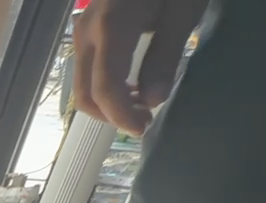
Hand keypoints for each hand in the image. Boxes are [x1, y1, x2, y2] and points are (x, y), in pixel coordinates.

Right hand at [72, 0, 209, 133]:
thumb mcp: (183, 10)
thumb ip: (166, 55)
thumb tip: (154, 99)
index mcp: (111, 29)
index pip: (106, 88)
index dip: (122, 114)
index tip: (143, 128)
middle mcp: (87, 36)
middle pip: (86, 95)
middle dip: (112, 115)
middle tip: (144, 119)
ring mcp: (82, 36)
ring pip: (83, 88)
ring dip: (108, 104)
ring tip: (139, 104)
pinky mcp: (85, 35)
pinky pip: (87, 74)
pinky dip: (105, 89)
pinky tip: (130, 86)